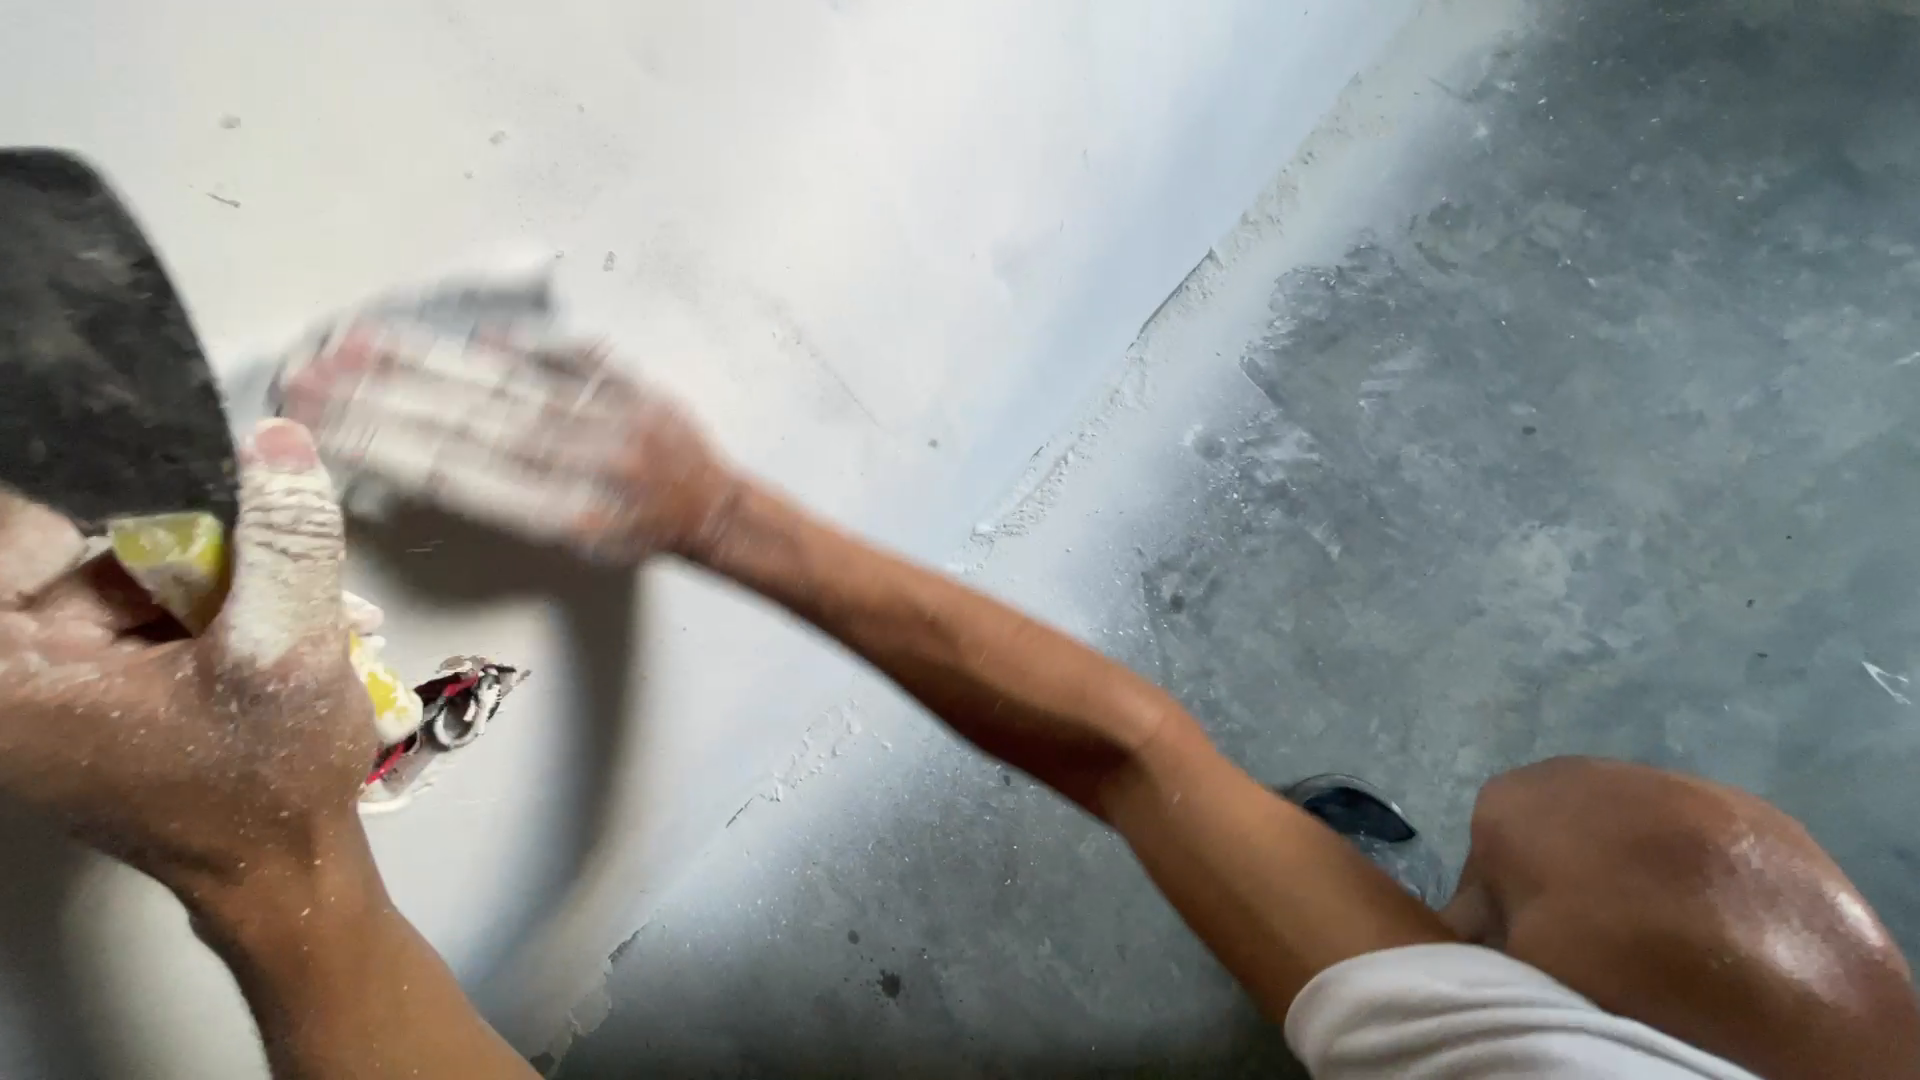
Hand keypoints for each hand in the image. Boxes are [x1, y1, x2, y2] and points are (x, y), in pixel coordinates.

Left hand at [0, 420, 379, 921]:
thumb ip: (285, 544)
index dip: (133, 505)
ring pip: (144, 584)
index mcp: (4, 666)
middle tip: (300, 585)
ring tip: (327, 621)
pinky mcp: (107, 692)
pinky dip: (238, 616)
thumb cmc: (268, 774)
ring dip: (243, 588)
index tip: (224, 513)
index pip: (25, 529)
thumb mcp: (288, 650)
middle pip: (98, 556)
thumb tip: (276, 438)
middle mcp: (11, 669)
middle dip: (215, 558)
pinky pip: (164, 618)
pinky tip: (305, 636)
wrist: (286, 862)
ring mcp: (60, 682)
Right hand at [275, 326, 740, 561]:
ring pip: (512, 386)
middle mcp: (588, 465)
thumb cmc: (635, 532)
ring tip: (361, 343)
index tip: (313, 421)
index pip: (452, 474)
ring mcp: (616, 419)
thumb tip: (417, 451)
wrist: (713, 509)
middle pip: (469, 424)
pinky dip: (529, 344)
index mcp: (565, 514)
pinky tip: (479, 338)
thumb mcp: (571, 543)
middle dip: (380, 397)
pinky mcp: (639, 387)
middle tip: (308, 372)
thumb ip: (502, 501)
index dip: (376, 445)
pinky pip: (579, 357)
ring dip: (432, 361)